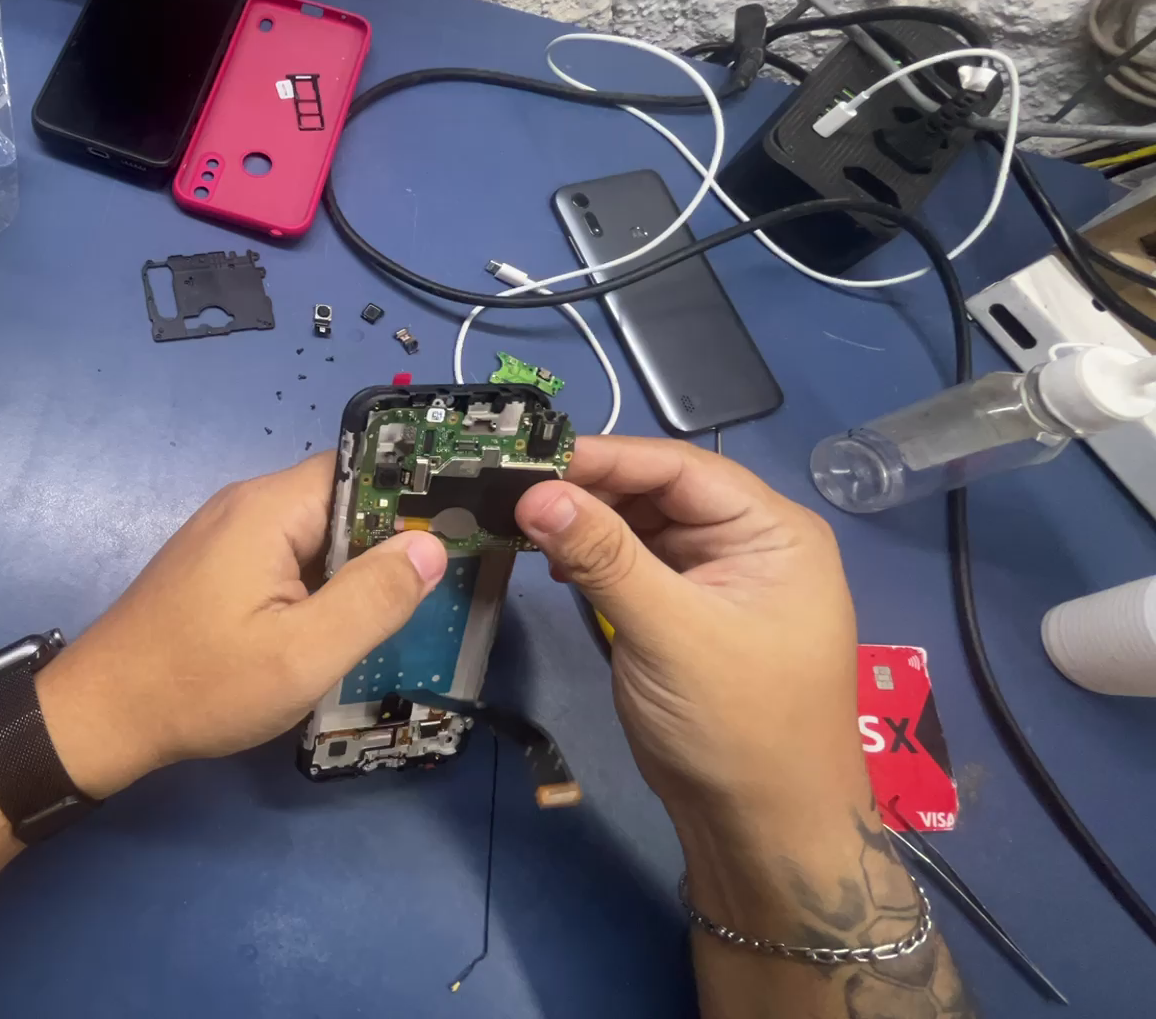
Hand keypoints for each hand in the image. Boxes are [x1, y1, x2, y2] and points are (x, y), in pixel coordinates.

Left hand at [38, 454, 448, 797]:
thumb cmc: (202, 684)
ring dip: (352, 566)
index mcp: (268, 509)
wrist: (103, 712)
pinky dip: (317, 581)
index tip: (457, 531)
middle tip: (437, 584)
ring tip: (400, 607)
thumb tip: (430, 545)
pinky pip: (284, 556)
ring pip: (313, 533)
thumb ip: (372, 598)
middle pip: (337, 502)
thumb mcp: (302, 654)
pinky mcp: (216, 564)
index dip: (410, 497)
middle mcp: (245, 505)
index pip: (357, 472)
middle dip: (387, 539)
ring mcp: (225, 534)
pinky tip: (337, 621)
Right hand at [510, 436, 868, 823]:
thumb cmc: (736, 723)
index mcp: (769, 531)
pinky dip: (583, 553)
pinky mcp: (673, 602)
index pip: (677, 468)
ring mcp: (706, 572)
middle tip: (511, 492)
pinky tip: (550, 560)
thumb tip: (535, 493)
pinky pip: (622, 557)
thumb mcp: (669, 631)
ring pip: (630, 522)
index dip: (604, 459)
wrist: (755, 821)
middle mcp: (740, 540)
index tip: (529, 463)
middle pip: (651, 490)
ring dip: (578, 521)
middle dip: (584, 490)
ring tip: (519, 522)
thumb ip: (603, 556)